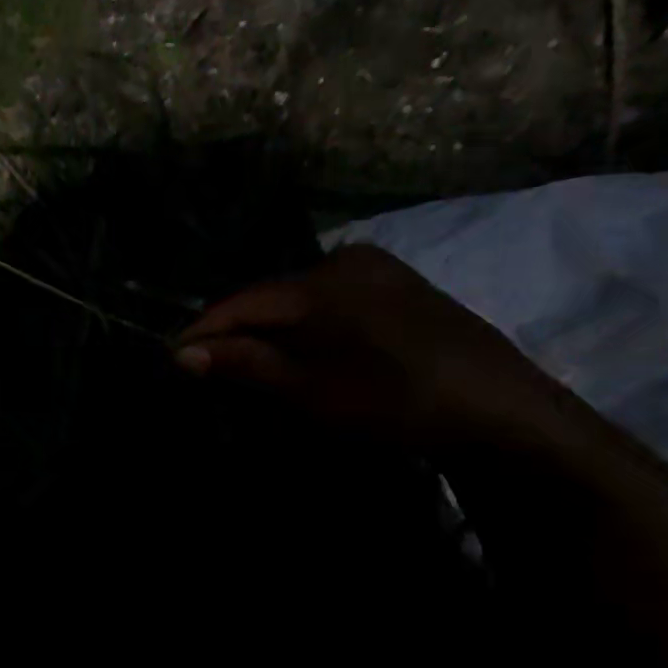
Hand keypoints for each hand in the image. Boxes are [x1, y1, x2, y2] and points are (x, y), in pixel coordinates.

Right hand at [174, 245, 560, 449]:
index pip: (241, 302)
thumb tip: (182, 355)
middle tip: (205, 368)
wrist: (496, 407)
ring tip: (246, 364)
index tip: (171, 358)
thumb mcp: (310, 391)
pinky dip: (303, 326)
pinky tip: (299, 350)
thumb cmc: (394, 402)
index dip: (203, 331)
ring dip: (268, 331)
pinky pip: (329, 300)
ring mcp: (377, 268)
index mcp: (321, 282)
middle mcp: (345, 260)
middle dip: (235, 333)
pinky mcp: (398, 284)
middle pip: (269, 298)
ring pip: (299, 299)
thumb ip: (246, 366)